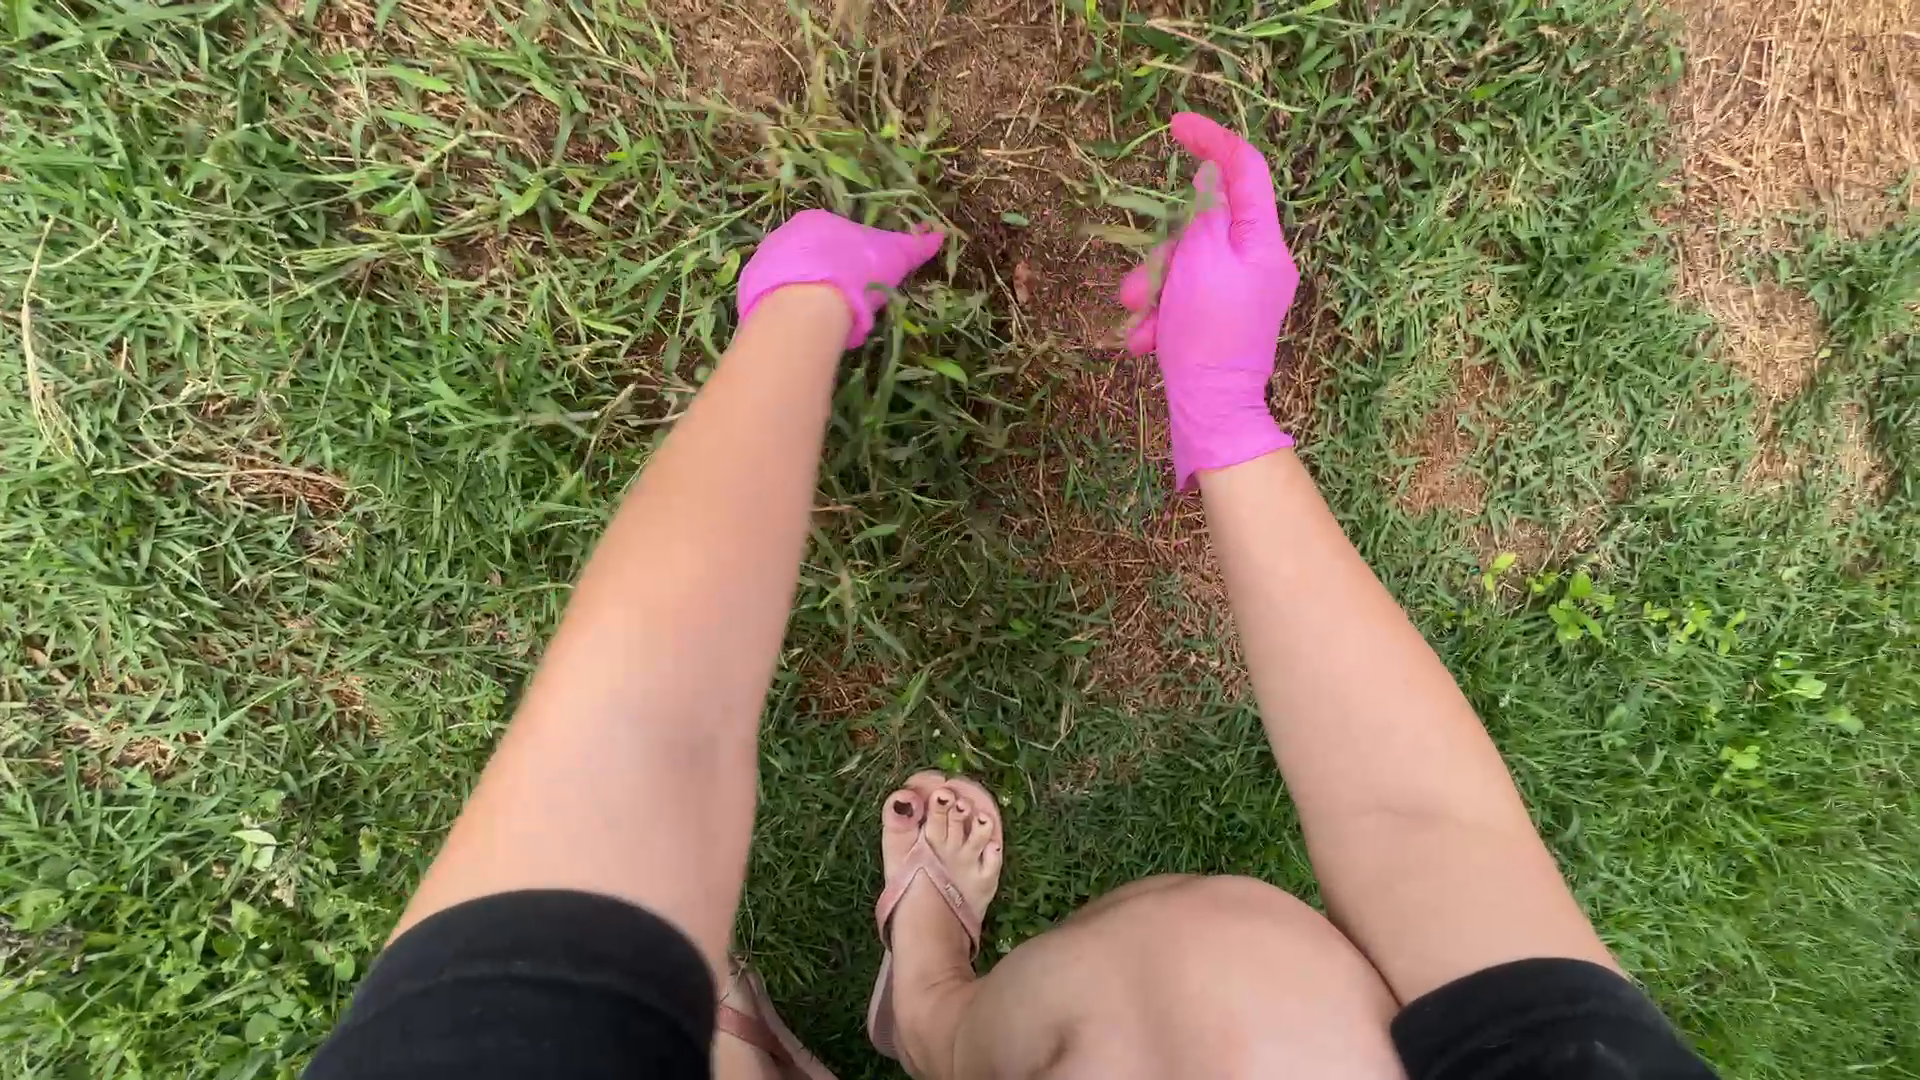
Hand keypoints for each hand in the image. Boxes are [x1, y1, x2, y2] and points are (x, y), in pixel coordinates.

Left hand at [738, 209, 945, 347]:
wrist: (810, 302)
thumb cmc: (857, 272)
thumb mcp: (894, 256)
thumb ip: (915, 246)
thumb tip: (939, 235)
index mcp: (820, 220)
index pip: (839, 238)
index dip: (854, 261)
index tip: (865, 285)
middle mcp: (788, 234)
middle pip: (813, 258)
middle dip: (828, 279)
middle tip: (846, 307)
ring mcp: (766, 260)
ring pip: (791, 279)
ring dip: (806, 296)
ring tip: (824, 323)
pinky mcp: (753, 290)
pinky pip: (774, 300)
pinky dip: (788, 312)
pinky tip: (803, 330)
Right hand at [1119, 113, 1298, 488]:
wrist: (1211, 411)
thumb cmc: (1207, 336)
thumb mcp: (1200, 264)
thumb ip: (1205, 217)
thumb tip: (1210, 183)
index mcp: (1263, 244)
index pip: (1245, 171)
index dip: (1212, 142)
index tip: (1175, 126)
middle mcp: (1256, 266)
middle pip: (1201, 231)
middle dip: (1160, 258)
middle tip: (1136, 291)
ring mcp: (1237, 298)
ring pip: (1183, 270)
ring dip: (1152, 295)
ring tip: (1138, 325)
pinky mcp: (1218, 324)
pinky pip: (1183, 303)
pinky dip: (1160, 319)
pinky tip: (1145, 343)